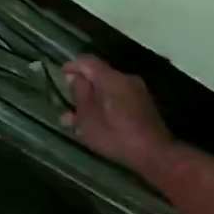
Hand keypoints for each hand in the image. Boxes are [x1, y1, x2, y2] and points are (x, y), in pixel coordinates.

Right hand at [62, 55, 174, 173]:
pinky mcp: (143, 105)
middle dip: (82, 88)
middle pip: (99, 75)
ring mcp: (137, 91)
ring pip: (108, 89)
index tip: (61, 75)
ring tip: (78, 120)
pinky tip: (96, 124)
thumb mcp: (87, 117)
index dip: (72, 66)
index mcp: (111, 78)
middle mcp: (126, 79)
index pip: (88, 61)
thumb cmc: (114, 134)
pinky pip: (118, 98)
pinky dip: (105, 106)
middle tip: (69, 103)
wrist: (153, 152)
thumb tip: (75, 78)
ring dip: (92, 101)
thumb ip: (79, 94)